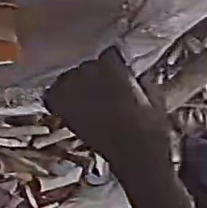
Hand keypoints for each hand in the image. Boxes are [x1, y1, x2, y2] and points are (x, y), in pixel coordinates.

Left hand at [45, 48, 170, 171]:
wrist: (134, 154)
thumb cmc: (150, 127)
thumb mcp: (154, 96)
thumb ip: (140, 79)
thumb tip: (132, 73)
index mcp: (112, 67)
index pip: (108, 54)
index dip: (113, 64)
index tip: (116, 72)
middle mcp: (88, 73)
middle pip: (87, 65)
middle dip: (95, 75)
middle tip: (104, 91)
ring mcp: (72, 90)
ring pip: (69, 78)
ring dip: (76, 85)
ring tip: (87, 99)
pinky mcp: (62, 108)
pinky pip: (52, 94)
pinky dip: (57, 98)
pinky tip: (67, 105)